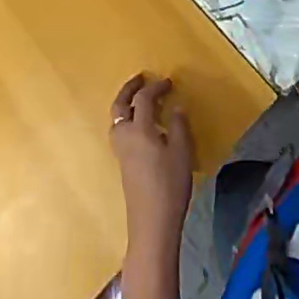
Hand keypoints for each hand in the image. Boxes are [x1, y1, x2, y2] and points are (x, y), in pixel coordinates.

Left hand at [109, 73, 193, 248]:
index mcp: (138, 128)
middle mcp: (124, 133)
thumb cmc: (170, 185)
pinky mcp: (121, 160)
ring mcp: (119, 148)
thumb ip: (179, 128)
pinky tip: (140, 126)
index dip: (154, 88)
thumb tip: (176, 108)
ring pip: (116, 116)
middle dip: (129, 88)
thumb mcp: (182, 154)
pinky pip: (119, 129)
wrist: (152, 220)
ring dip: (125, 102)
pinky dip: (126, 117)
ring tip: (138, 100)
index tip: (167, 82)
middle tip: (141, 79)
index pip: (143, 99)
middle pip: (120, 103)